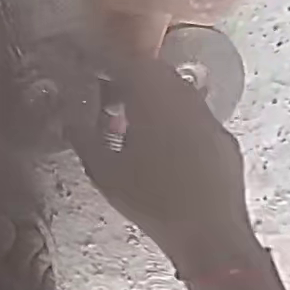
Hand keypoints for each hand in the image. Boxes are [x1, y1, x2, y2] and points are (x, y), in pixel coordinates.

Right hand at [63, 52, 262, 278]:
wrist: (210, 233)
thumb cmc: (150, 201)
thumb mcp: (103, 170)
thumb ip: (83, 137)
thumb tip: (69, 116)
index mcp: (155, 102)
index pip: (125, 63)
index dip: (100, 56)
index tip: (80, 55)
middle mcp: (186, 101)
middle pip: (153, 70)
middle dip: (123, 71)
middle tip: (97, 84)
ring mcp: (208, 118)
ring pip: (173, 88)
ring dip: (145, 91)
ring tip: (119, 112)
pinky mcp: (219, 137)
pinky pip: (188, 110)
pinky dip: (164, 110)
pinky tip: (150, 136)